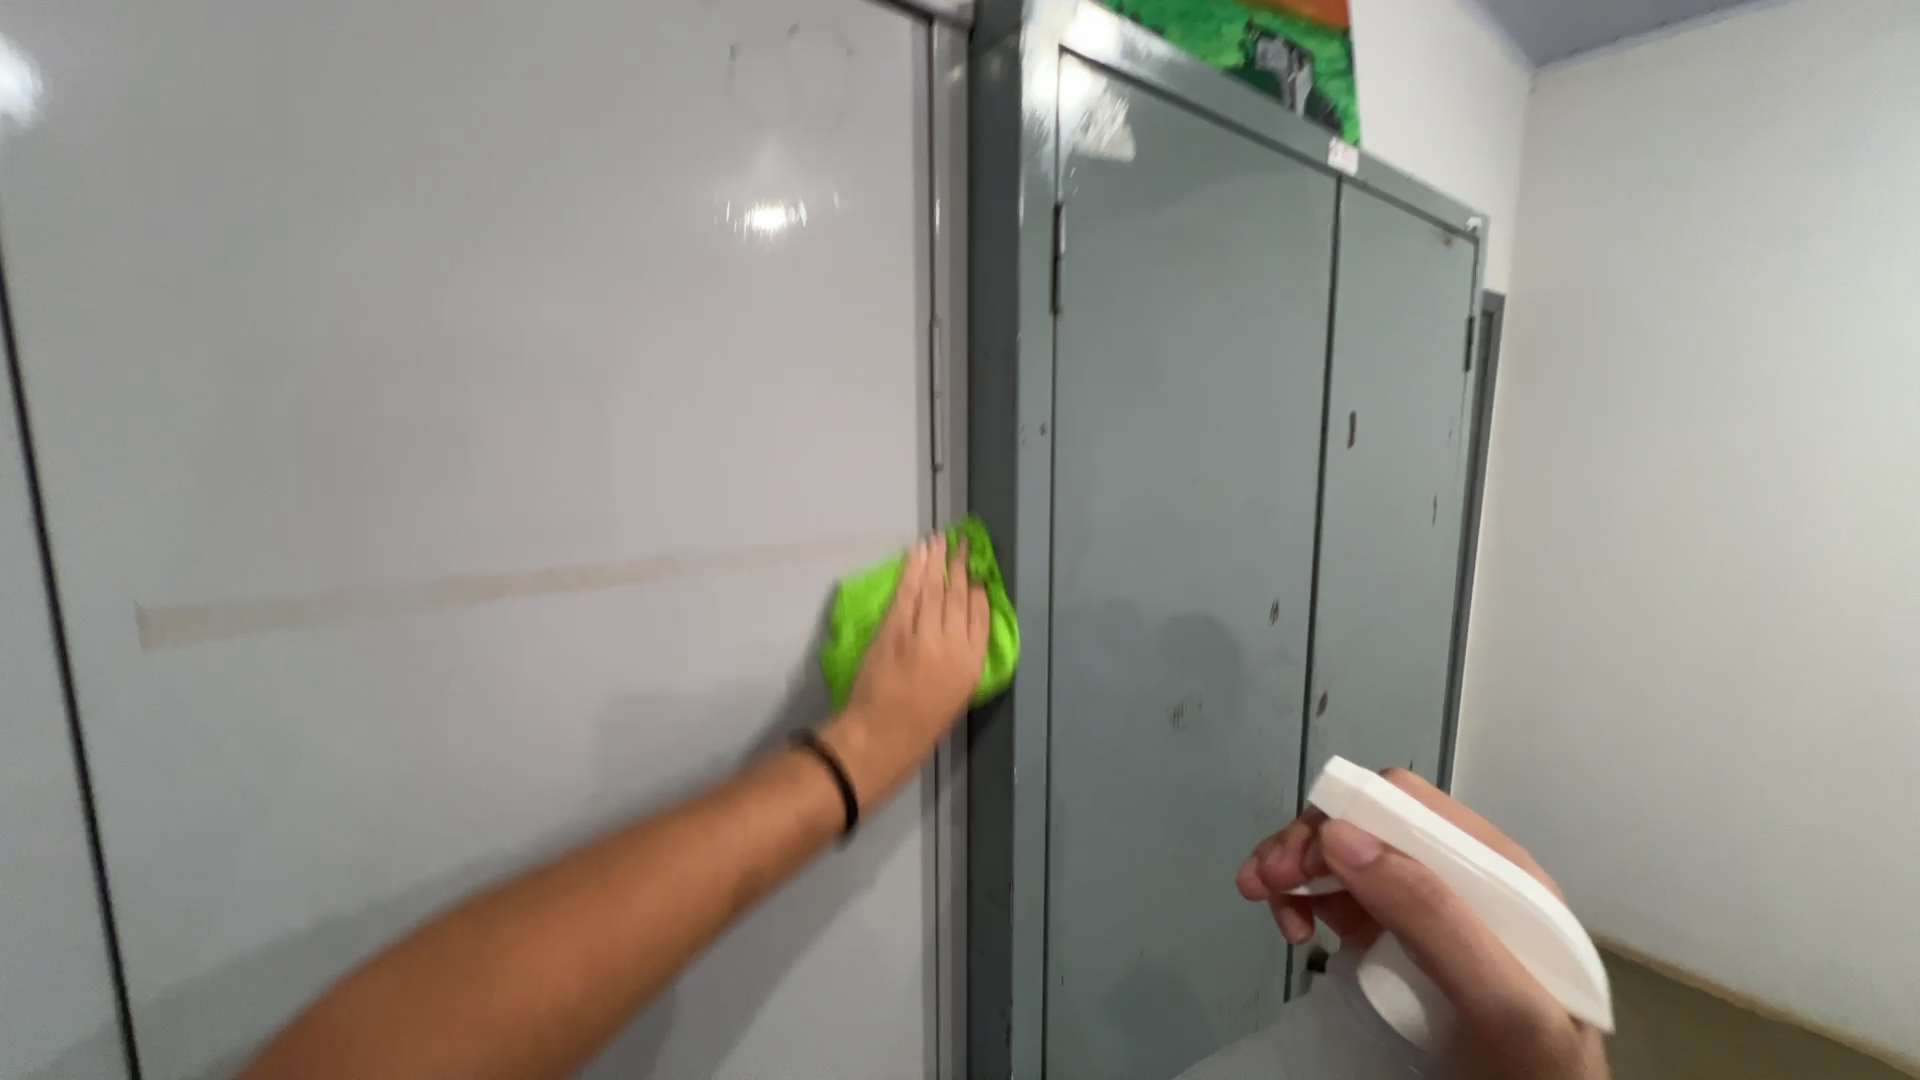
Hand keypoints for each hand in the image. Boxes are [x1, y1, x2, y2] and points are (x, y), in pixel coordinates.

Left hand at [821, 534, 987, 807]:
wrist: (882, 736)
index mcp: (972, 664)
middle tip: (963, 543)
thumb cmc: (922, 725)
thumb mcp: (958, 695)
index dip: (979, 591)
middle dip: (960, 566)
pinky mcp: (895, 629)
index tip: (977, 574)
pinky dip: (913, 569)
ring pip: (934, 588)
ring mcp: (922, 634)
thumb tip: (962, 627)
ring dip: (938, 560)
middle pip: (959, 596)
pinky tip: (918, 553)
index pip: (982, 617)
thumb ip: (964, 659)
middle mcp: (952, 644)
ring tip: (943, 539)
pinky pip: (908, 592)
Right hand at [1236, 769, 1608, 1079]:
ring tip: (1257, 894)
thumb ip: (1432, 916)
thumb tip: (1338, 834)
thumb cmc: (1530, 1073)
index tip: (1299, 861)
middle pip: (1362, 825)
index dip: (1343, 816)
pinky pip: (1334, 895)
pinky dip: (1300, 899)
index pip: (1405, 804)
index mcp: (1497, 872)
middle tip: (1260, 879)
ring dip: (1292, 867)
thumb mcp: (1501, 1004)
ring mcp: (1420, 907)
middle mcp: (1454, 876)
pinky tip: (1292, 926)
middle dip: (1304, 844)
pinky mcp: (1392, 937)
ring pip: (1339, 855)